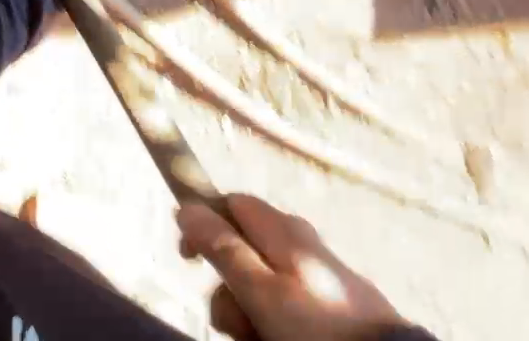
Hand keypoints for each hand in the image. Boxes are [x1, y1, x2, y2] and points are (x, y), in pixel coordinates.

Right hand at [178, 195, 408, 340]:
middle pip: (244, 246)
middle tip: (226, 318)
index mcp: (285, 230)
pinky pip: (292, 303)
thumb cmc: (318, 328)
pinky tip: (276, 340)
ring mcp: (325, 277)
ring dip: (247, 306)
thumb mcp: (259, 290)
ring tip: (251, 337)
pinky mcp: (343, 309)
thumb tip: (185, 206)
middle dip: (226, 281)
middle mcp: (305, 243)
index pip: (230, 201)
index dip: (202, 221)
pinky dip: (276, 319)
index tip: (189, 258)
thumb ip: (221, 246)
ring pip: (266, 279)